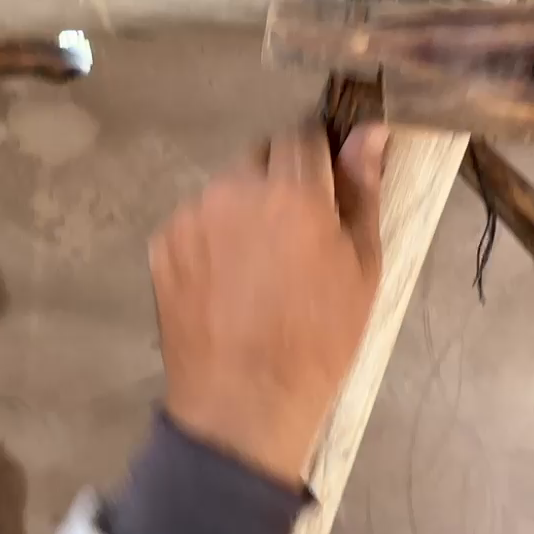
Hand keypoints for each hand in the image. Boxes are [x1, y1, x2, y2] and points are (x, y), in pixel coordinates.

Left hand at [149, 122, 387, 486]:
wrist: (244, 402)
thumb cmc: (319, 338)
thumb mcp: (361, 266)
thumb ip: (362, 190)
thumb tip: (371, 131)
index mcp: (292, 190)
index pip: (303, 133)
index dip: (317, 155)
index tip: (324, 185)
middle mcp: (234, 188)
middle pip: (261, 155)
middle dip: (279, 177)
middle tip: (293, 231)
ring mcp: (191, 214)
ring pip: (225, 187)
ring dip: (243, 205)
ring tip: (256, 262)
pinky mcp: (162, 242)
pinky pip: (194, 219)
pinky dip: (210, 234)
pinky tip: (224, 278)